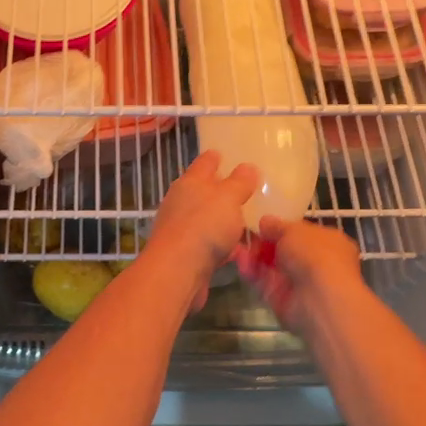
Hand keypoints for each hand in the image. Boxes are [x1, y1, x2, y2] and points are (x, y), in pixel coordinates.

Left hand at [142, 151, 258, 312]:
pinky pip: (209, 244)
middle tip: (242, 189)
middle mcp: (182, 202)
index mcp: (190, 183)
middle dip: (219, 189)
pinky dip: (222, 245)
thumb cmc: (204, 226)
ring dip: (221, 219)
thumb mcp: (228, 198)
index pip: (204, 163)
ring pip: (206, 218)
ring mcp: (181, 229)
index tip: (220, 153)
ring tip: (244, 220)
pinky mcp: (186, 254)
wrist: (177, 271)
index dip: (213, 158)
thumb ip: (239, 183)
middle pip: (202, 191)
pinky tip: (237, 250)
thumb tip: (248, 167)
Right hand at [236, 216, 366, 338]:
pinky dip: (251, 272)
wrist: (319, 298)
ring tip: (237, 247)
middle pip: (284, 251)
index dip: (281, 229)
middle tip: (246, 235)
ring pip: (271, 267)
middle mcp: (315, 262)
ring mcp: (299, 282)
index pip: (301, 234)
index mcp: (327, 242)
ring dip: (254, 256)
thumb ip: (277, 226)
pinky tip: (240, 261)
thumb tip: (265, 222)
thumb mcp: (294, 230)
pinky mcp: (282, 299)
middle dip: (263, 243)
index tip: (262, 224)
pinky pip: (264, 282)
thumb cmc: (314, 254)